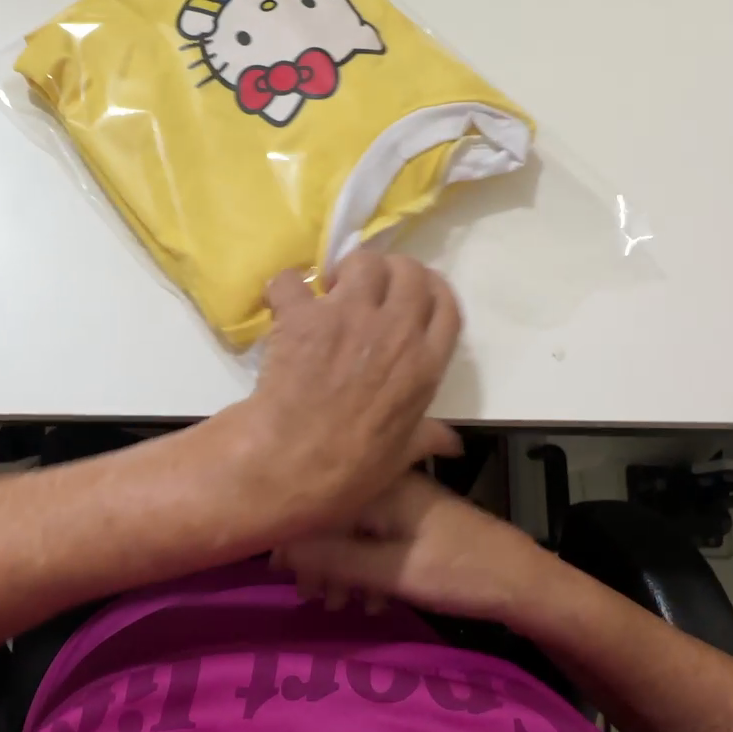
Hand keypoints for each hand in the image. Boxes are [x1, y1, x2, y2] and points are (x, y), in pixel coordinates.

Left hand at [235, 251, 463, 530]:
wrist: (292, 464)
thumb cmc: (350, 469)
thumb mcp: (399, 457)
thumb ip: (425, 438)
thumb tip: (452, 444)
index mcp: (425, 365)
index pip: (445, 305)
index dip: (429, 291)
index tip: (412, 293)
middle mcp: (395, 330)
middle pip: (409, 272)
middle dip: (390, 273)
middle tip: (366, 291)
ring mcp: (349, 317)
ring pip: (363, 262)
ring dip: (346, 271)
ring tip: (329, 293)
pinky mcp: (303, 316)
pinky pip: (294, 281)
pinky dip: (285, 287)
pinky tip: (281, 303)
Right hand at [274, 473, 553, 622]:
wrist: (528, 586)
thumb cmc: (459, 572)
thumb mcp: (391, 571)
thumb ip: (335, 558)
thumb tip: (280, 547)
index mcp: (381, 487)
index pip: (320, 503)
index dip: (294, 537)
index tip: (278, 571)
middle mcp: (389, 486)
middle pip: (334, 517)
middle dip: (316, 558)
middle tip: (307, 595)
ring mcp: (405, 504)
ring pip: (353, 531)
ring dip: (340, 568)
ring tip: (334, 605)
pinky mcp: (417, 524)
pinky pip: (375, 539)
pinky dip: (364, 567)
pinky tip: (364, 599)